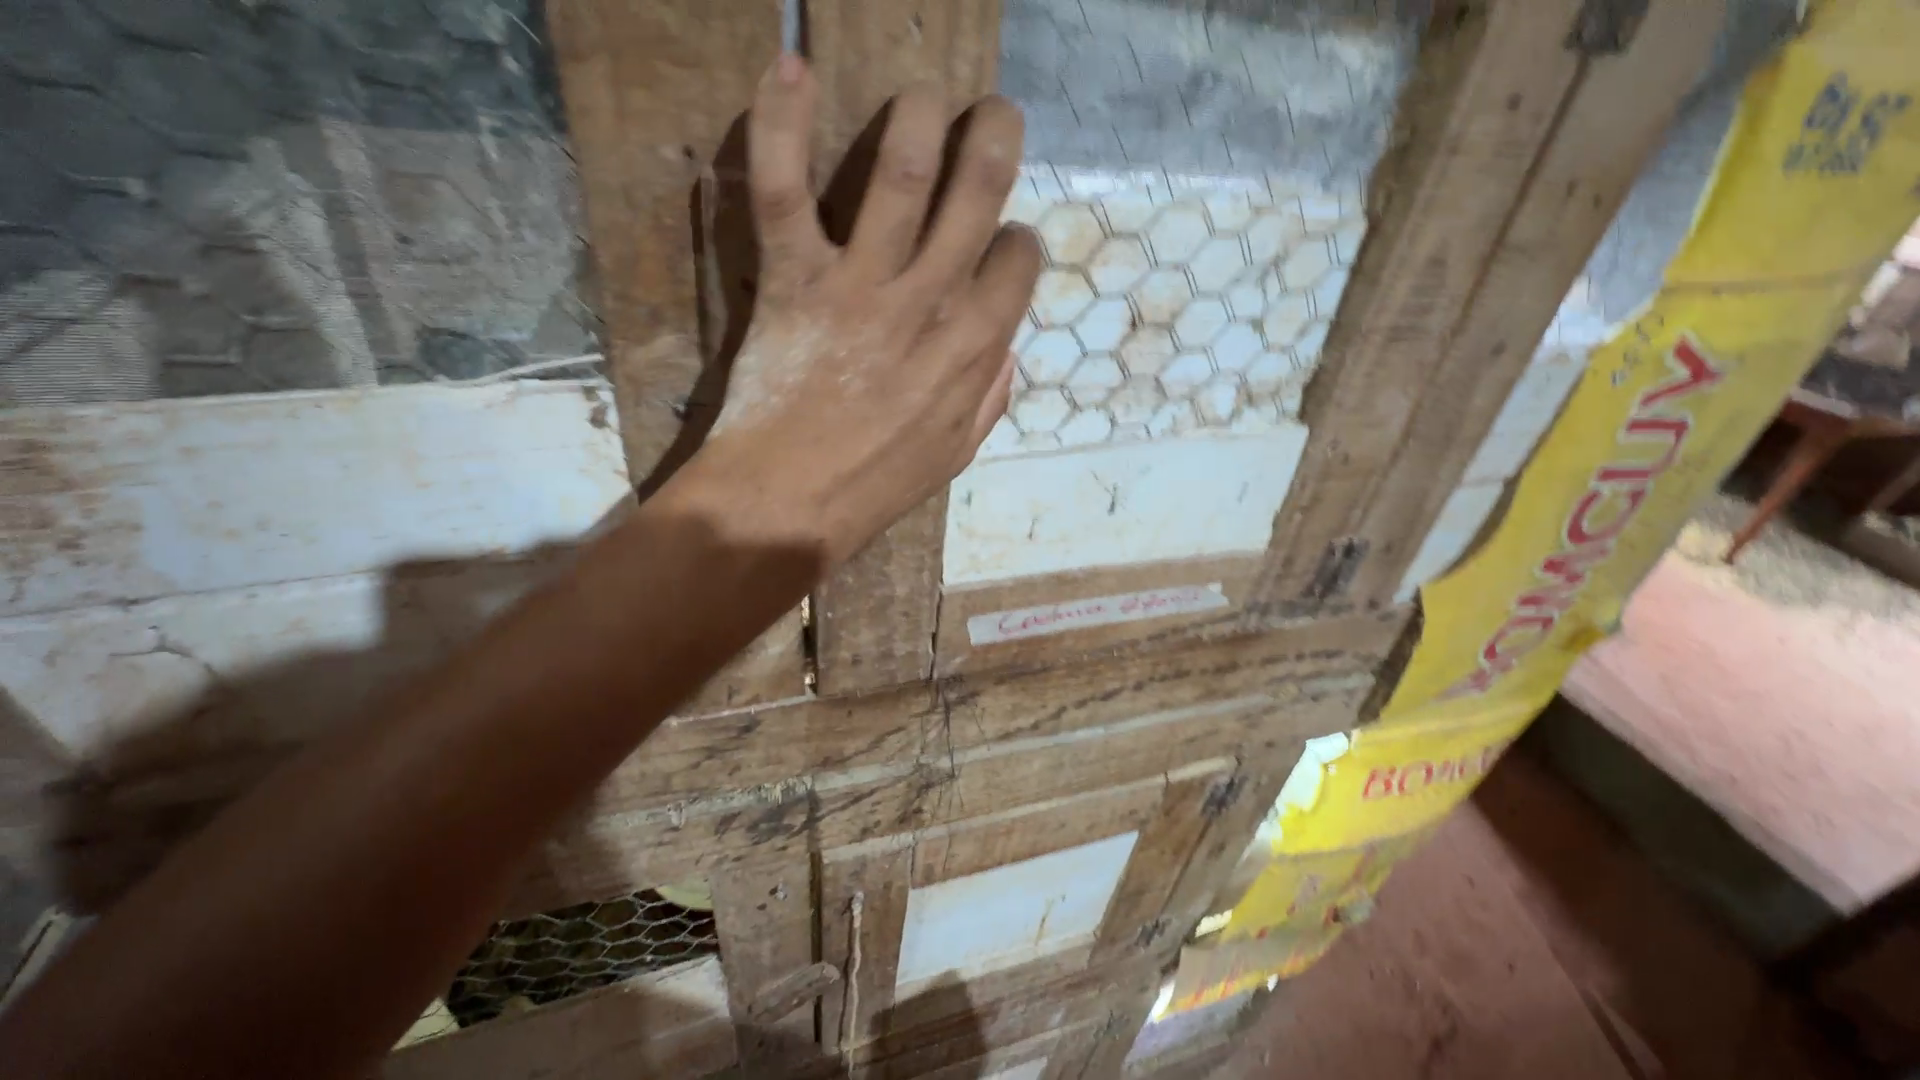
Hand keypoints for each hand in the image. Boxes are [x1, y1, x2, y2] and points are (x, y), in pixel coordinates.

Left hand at [694, 54, 1041, 564]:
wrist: (786, 508)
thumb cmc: (873, 489)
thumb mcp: (955, 455)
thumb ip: (989, 395)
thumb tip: (1007, 346)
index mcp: (977, 349)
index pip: (1018, 259)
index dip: (1012, 241)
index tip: (995, 244)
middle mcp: (930, 302)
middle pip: (979, 193)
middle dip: (994, 138)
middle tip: (991, 115)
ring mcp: (862, 286)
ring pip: (903, 173)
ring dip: (920, 116)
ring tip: (924, 94)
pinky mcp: (795, 280)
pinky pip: (788, 190)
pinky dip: (782, 125)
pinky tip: (790, 71)